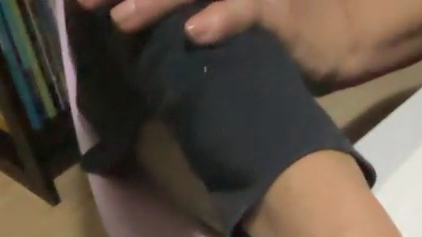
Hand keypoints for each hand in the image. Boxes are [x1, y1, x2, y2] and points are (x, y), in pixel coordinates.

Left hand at [81, 0, 421, 88]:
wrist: (344, 35)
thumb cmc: (279, 39)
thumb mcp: (229, 30)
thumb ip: (186, 33)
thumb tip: (139, 47)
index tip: (78, 8)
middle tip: (81, 7)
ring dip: (155, 3)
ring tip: (119, 20)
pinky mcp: (280, 13)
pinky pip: (248, 11)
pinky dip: (221, 20)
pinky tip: (194, 34)